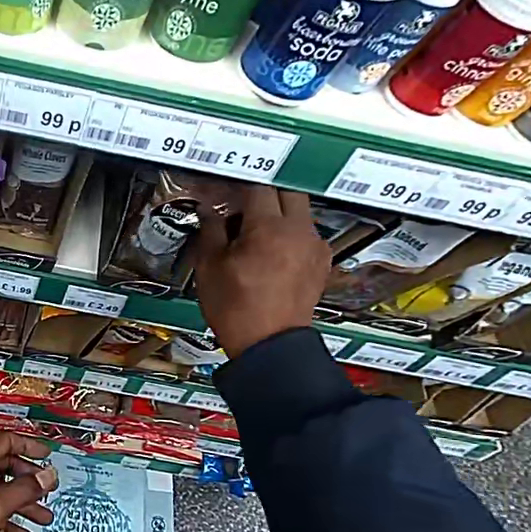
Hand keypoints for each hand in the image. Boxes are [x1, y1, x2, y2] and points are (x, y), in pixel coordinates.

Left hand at [0, 433, 58, 531]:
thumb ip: (26, 489)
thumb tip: (47, 476)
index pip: (7, 441)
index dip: (29, 446)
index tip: (46, 454)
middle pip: (6, 467)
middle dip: (30, 480)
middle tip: (46, 487)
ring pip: (0, 491)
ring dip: (23, 503)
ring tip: (42, 515)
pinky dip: (8, 519)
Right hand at [194, 184, 330, 357]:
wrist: (269, 346)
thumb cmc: (236, 310)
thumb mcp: (209, 267)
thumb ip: (210, 230)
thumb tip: (209, 210)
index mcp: (269, 227)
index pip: (257, 187)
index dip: (238, 186)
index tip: (225, 190)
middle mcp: (299, 231)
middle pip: (287, 191)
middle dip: (265, 193)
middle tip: (242, 203)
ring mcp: (314, 247)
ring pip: (299, 212)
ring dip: (279, 212)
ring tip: (254, 231)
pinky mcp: (321, 263)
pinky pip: (307, 234)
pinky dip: (290, 234)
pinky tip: (271, 251)